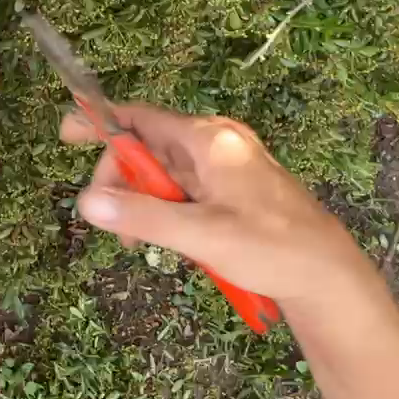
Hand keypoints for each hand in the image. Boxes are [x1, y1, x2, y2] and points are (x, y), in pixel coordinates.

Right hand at [60, 104, 373, 314]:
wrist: (331, 280)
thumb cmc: (270, 248)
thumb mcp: (200, 233)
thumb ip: (141, 216)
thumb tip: (86, 202)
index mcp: (209, 139)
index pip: (140, 118)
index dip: (100, 121)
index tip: (67, 131)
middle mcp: (216, 142)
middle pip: (148, 147)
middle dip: (123, 180)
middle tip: (110, 220)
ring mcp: (226, 164)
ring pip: (165, 172)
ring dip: (144, 200)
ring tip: (139, 242)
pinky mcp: (233, 187)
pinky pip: (184, 188)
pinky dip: (167, 208)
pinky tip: (169, 240)